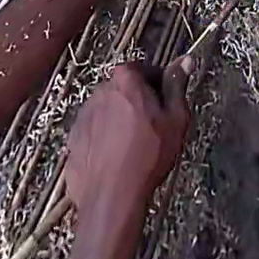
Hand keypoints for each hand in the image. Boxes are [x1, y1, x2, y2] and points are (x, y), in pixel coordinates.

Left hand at [65, 56, 193, 221]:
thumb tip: (185, 60)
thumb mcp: (175, 118)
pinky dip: (104, 142)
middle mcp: (100, 90)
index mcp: (125, 78)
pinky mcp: (73, 141)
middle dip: (139, 103)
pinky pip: (94, 134)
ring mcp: (83, 116)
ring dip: (120, 123)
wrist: (112, 197)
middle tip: (154, 128)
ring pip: (108, 112)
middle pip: (125, 90)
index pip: (145, 70)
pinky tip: (117, 161)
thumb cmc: (148, 155)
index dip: (159, 87)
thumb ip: (177, 85)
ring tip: (135, 149)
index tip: (166, 105)